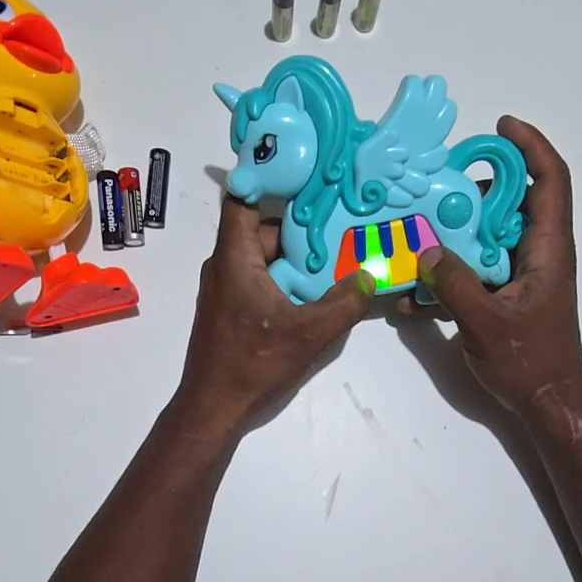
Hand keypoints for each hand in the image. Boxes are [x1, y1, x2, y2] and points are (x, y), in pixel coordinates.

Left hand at [176, 196, 375, 430]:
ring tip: (335, 263)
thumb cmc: (252, 366)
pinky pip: (260, 281)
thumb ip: (344, 304)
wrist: (213, 408)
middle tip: (339, 228)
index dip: (269, 178)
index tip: (305, 173)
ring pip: (264, 259)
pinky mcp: (230, 311)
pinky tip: (313, 297)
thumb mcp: (308, 335)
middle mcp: (224, 267)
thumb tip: (369, 277)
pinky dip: (285, 281)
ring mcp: (225, 290)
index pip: (243, 198)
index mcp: (234, 259)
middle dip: (300, 229)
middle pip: (262, 230)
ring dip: (296, 260)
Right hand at [407, 116, 581, 416]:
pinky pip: (475, 274)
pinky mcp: (505, 299)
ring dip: (455, 236)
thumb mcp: (485, 323)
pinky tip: (415, 297)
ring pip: (488, 238)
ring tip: (418, 237)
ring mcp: (520, 278)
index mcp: (548, 250)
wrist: (545, 404)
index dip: (529, 147)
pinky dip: (449, 278)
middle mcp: (538, 256)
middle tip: (439, 190)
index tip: (499, 126)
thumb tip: (426, 251)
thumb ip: (454, 285)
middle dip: (476, 191)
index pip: (550, 181)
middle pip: (512, 204)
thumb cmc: (529, 363)